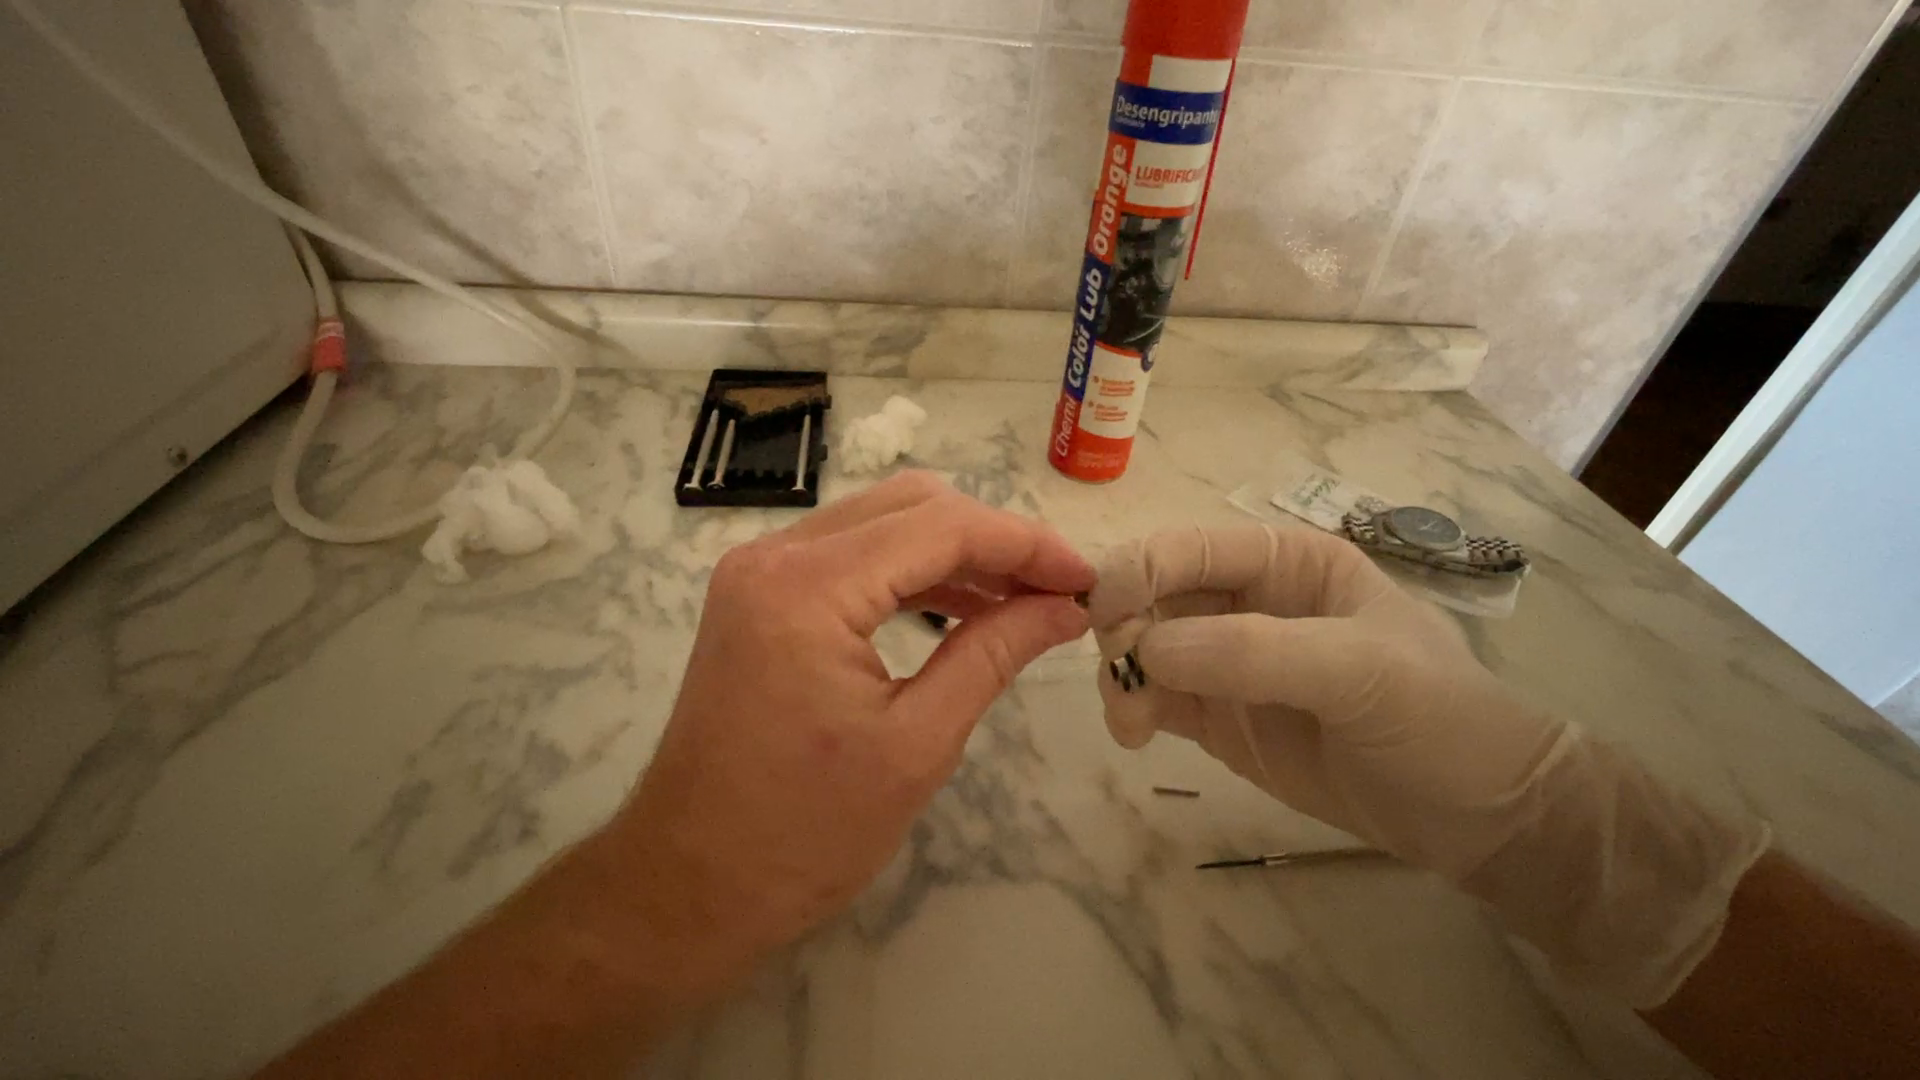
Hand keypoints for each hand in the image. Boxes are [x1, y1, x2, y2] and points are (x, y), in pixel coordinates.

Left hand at [608, 472, 1093, 1003]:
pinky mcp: (759, 594)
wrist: (688, 883)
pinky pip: (851, 556)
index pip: (942, 526)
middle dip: (994, 539)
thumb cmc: (804, 834)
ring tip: (1021, 600)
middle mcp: (776, 555)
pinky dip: (911, 571)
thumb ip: (993, 654)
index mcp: (808, 588)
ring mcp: (759, 570)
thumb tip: (1064, 608)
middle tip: (1054, 590)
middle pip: (912, 505)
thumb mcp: (917, 744)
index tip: (1084, 578)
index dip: (1026, 545)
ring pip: (882, 522)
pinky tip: (961, 605)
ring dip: (956, 551)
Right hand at [1088, 525, 1765, 1006]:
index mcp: (1282, 561)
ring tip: (1133, 723)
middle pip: (1148, 593)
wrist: (1474, 815)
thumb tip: (1149, 649)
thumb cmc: (1437, 718)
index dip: (1137, 570)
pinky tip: (1135, 734)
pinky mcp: (1213, 712)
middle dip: (1122, 630)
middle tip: (1125, 683)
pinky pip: (1149, 694)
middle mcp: (1242, 600)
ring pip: (1138, 645)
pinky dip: (1129, 707)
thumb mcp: (1361, 671)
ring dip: (1119, 674)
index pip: (1188, 547)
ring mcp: (1222, 659)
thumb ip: (1257, 652)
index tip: (1105, 618)